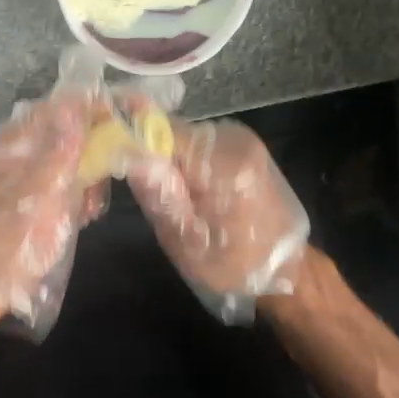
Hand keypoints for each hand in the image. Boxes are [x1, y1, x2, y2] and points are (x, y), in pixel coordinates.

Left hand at [0, 90, 107, 332]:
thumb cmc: (17, 233)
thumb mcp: (46, 185)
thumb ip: (63, 142)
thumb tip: (76, 98)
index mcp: (9, 141)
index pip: (55, 107)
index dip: (90, 109)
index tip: (123, 119)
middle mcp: (12, 152)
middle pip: (63, 133)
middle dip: (92, 150)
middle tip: (110, 171)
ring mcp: (19, 177)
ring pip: (65, 160)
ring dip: (87, 177)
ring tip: (93, 204)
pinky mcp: (27, 200)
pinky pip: (59, 183)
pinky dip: (75, 194)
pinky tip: (84, 213)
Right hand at [124, 115, 309, 322]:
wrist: (286, 268)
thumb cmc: (232, 264)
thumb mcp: (185, 240)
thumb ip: (156, 191)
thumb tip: (122, 149)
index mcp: (220, 163)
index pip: (158, 129)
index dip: (130, 142)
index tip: (112, 161)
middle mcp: (234, 139)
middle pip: (170, 131)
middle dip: (151, 156)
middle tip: (149, 195)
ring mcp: (243, 138)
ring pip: (183, 137)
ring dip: (171, 161)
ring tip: (173, 198)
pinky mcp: (245, 145)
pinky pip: (200, 144)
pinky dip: (188, 162)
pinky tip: (193, 190)